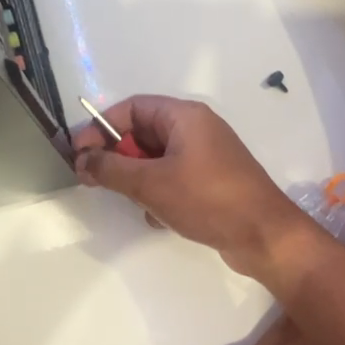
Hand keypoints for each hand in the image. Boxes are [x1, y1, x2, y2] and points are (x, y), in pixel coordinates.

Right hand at [72, 95, 322, 276]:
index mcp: (184, 116)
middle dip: (118, 158)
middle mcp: (196, 130)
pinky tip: (159, 218)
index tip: (80, 155)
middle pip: (142, 134)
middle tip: (98, 182)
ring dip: (138, 181)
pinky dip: (159, 195)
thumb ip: (110, 169)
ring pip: (155, 161)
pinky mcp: (211, 183)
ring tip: (137, 203)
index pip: (131, 108)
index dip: (100, 128)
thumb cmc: (207, 199)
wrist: (264, 236)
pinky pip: (172, 180)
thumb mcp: (150, 184)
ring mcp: (206, 157)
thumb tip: (81, 160)